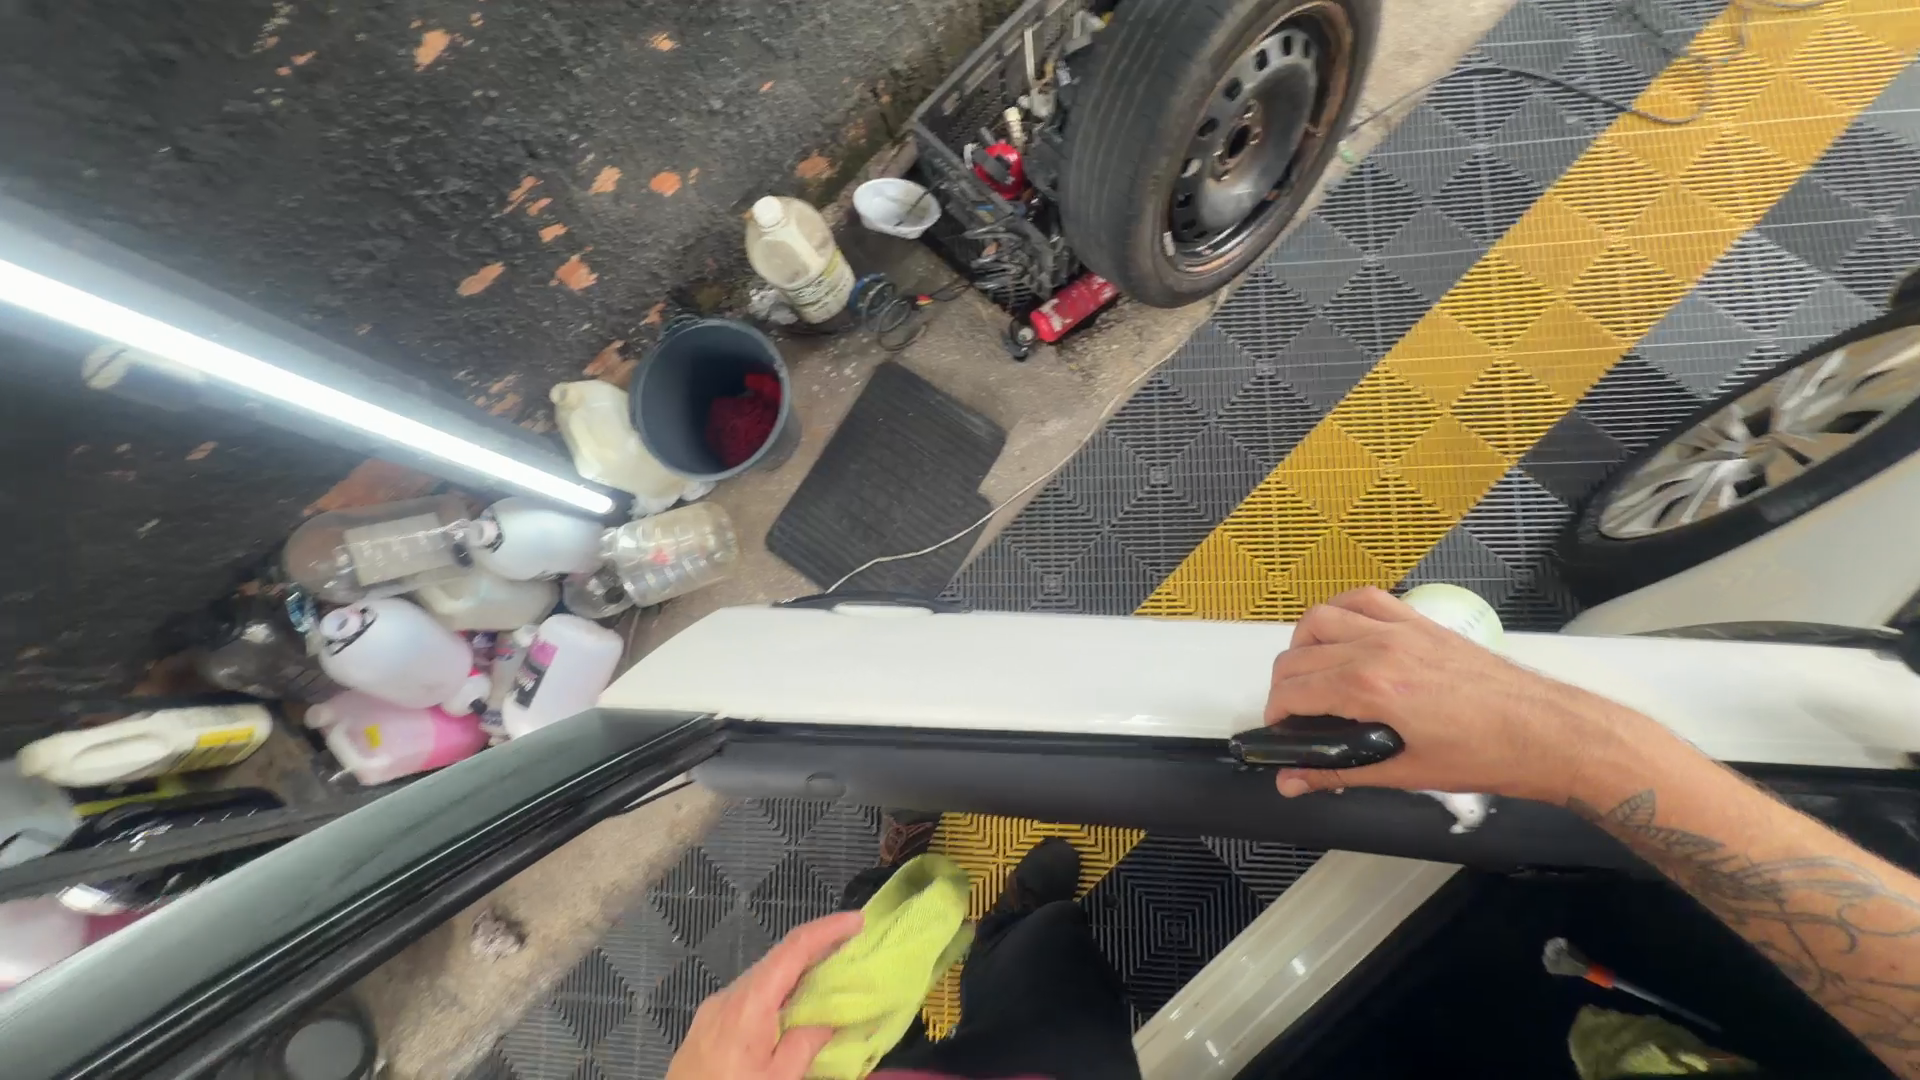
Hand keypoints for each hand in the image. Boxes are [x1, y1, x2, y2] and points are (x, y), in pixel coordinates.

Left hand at [665, 911, 862, 1079]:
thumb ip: (805, 1045)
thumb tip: (826, 1020)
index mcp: (749, 1002)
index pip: (794, 948)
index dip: (828, 929)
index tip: (858, 920)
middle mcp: (728, 995)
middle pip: (778, 960)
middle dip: (816, 951)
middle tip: (852, 952)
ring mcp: (712, 1011)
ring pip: (763, 980)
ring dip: (796, 977)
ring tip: (828, 984)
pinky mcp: (705, 1029)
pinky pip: (748, 999)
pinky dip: (776, 997)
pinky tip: (790, 1015)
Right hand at [1264, 587, 1665, 802]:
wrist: (1551, 735)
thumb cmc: (1487, 756)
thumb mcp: (1406, 773)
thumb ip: (1337, 771)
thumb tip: (1291, 782)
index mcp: (1370, 688)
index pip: (1293, 690)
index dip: (1275, 712)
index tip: (1279, 728)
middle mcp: (1376, 649)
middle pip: (1297, 655)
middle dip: (1282, 684)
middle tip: (1293, 710)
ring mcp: (1397, 630)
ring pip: (1319, 618)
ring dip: (1302, 643)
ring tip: (1309, 669)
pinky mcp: (1418, 622)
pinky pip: (1363, 599)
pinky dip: (1340, 610)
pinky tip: (1341, 632)